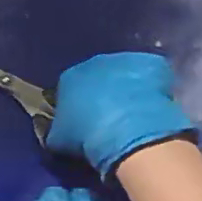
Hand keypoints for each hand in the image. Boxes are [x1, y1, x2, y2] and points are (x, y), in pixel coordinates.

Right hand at [45, 53, 194, 177]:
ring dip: (125, 89)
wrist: (127, 132)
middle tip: (108, 119)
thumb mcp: (56, 140)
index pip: (68, 89)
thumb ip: (50, 129)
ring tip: (131, 115)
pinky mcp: (153, 64)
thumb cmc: (85, 136)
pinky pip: (150, 75)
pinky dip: (150, 88)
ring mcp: (126, 60)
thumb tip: (48, 125)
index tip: (81, 123)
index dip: (75, 106)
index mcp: (68, 77)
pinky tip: (150, 107)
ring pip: (124, 74)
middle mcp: (95, 62)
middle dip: (101, 94)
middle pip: (97, 78)